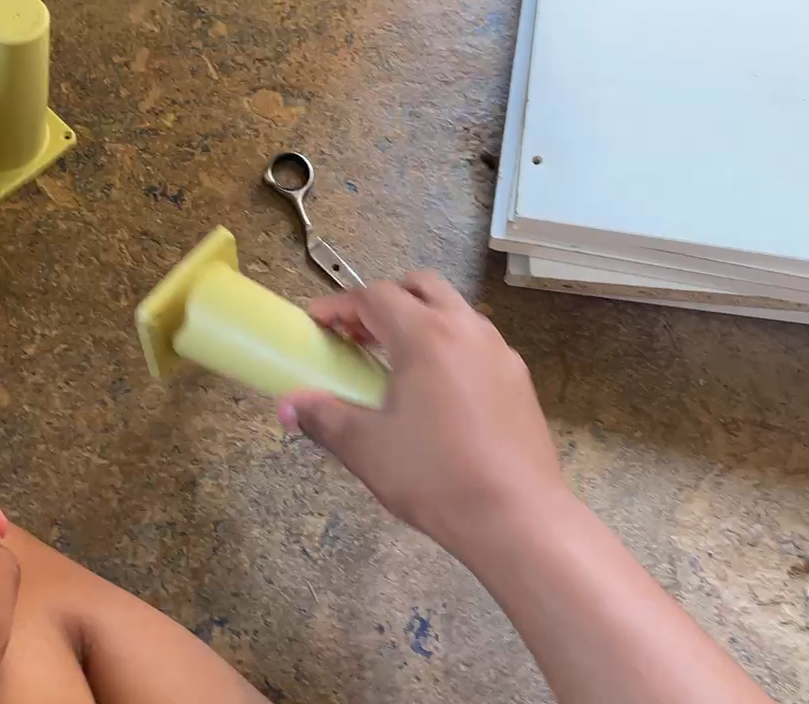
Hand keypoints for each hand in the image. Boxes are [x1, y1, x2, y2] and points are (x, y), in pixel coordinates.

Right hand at [279, 273, 564, 553]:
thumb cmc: (436, 477)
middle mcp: (465, 329)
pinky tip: (437, 390)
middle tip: (358, 334)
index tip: (318, 323)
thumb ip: (323, 418)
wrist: (521, 520)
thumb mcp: (367, 448)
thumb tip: (287, 406)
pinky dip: (448, 344)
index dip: (340, 306)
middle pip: (419, 287)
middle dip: (384, 300)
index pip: (374, 296)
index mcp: (425, 336)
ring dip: (418, 319)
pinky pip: (475, 340)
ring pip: (452, 310)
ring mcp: (498, 351)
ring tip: (394, 361)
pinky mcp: (518, 378)